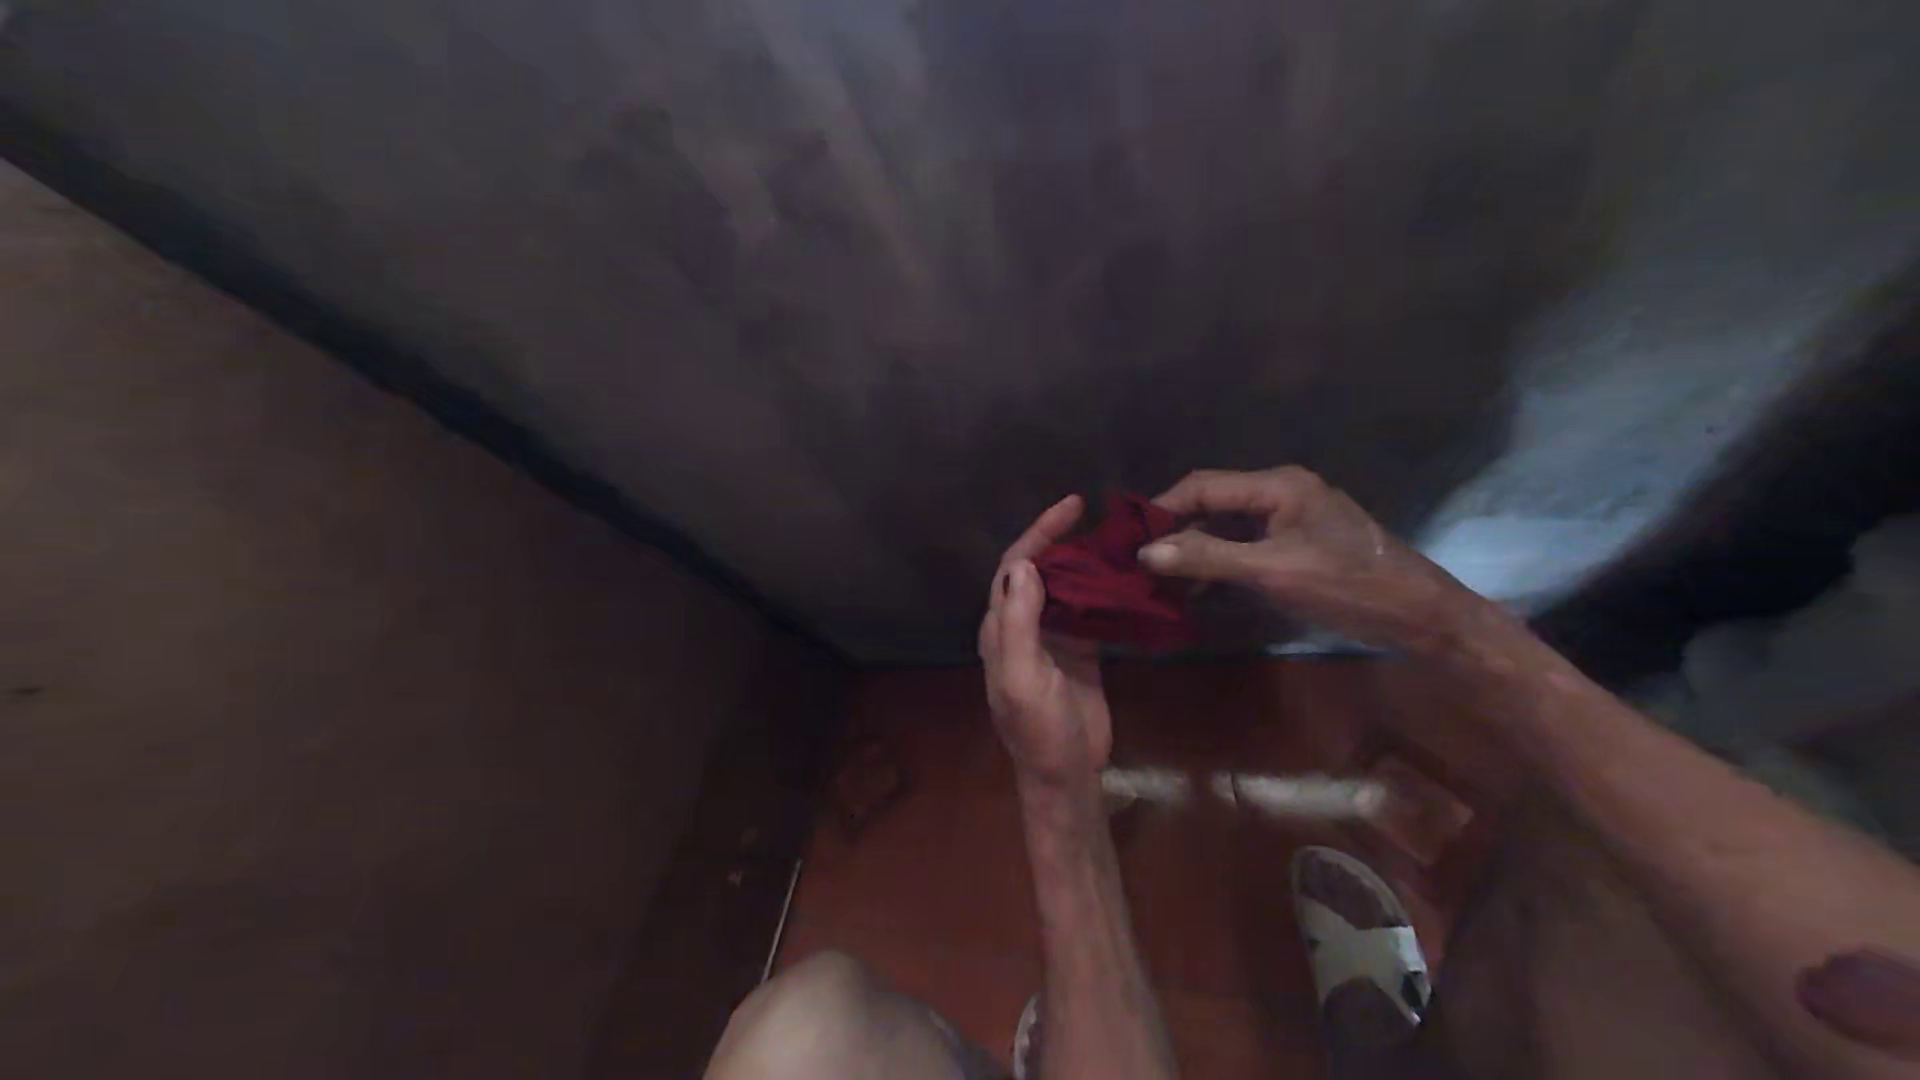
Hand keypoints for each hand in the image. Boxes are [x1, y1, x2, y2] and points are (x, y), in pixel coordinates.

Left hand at [979, 495, 1111, 787]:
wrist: (1066, 774)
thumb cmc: (1039, 731)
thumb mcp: (1023, 680)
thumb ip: (1018, 623)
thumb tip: (1024, 565)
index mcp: (1001, 628)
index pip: (1014, 567)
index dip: (1038, 533)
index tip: (1070, 506)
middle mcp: (1023, 624)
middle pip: (1041, 569)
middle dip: (1064, 539)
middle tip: (1101, 515)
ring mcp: (1053, 636)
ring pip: (1067, 586)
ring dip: (1087, 562)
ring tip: (1118, 537)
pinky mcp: (1080, 649)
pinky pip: (1090, 610)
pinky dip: (1106, 591)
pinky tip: (1128, 575)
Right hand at [1138, 467, 1485, 653]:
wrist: (1422, 617)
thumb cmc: (1349, 586)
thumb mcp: (1273, 572)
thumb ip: (1209, 558)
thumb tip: (1145, 552)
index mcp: (1278, 485)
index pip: (1203, 485)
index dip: (1163, 509)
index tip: (1130, 539)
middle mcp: (1280, 492)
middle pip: (1212, 503)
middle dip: (1175, 531)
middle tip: (1140, 561)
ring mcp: (1289, 517)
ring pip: (1225, 526)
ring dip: (1194, 549)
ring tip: (1161, 578)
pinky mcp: (1294, 542)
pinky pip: (1242, 544)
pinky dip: (1217, 562)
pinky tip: (1196, 586)